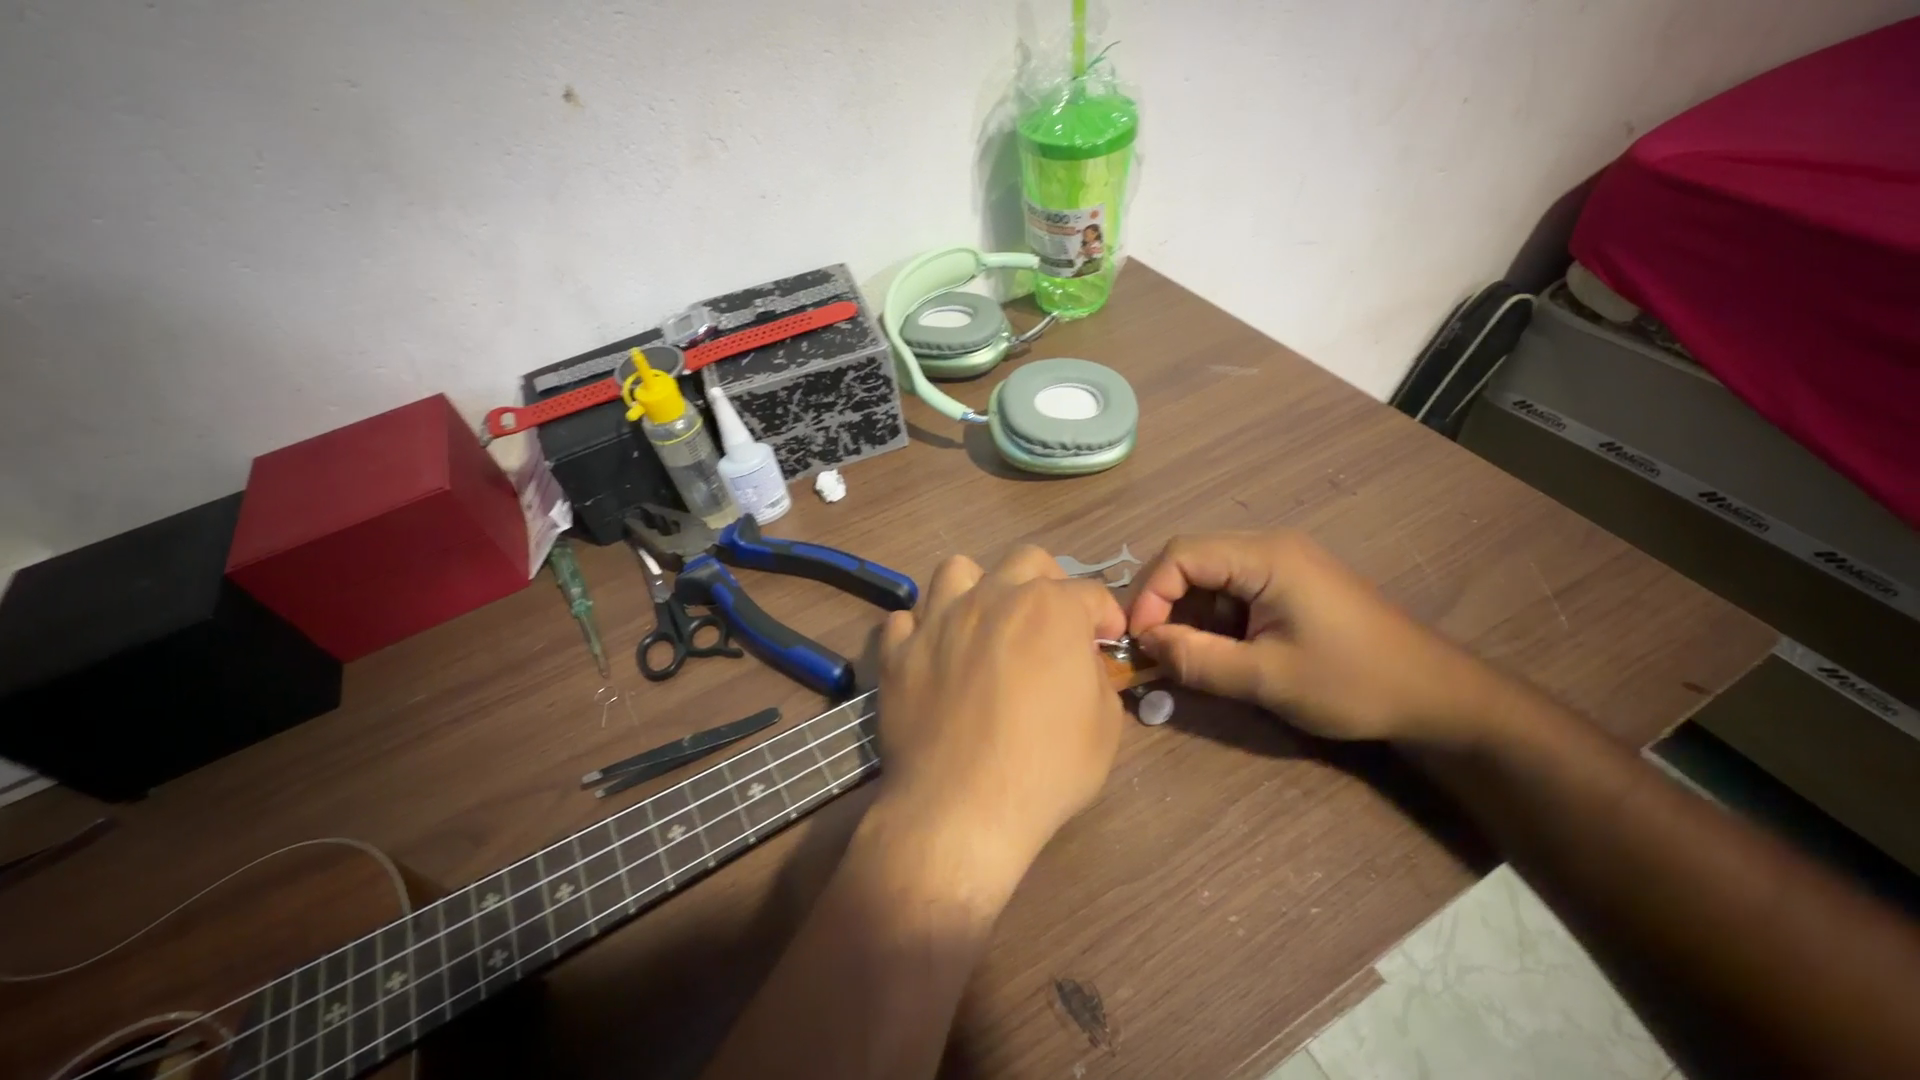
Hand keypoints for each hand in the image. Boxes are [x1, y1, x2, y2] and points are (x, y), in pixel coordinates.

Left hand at [874, 546, 1127, 887]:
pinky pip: (905, 619)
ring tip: (986, 623)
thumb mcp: (1104, 726)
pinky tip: (934, 654)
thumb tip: (1079, 662)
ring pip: (956, 570)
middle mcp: (992, 598)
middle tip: (1052, 623)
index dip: (1105, 616)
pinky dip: (922, 630)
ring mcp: (938, 620)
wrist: (960, 808)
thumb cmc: (1045, 769)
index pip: (1090, 592)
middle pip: (1025, 560)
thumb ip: (1096, 677)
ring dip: (978, 588)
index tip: (1105, 640)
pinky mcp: (899, 651)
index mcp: (1050, 608)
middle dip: (1049, 583)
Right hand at [1128, 531, 1497, 743]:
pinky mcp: (1292, 586)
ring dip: (1188, 614)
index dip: (1149, 595)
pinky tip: (1217, 652)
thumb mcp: (1267, 677)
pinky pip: (1234, 591)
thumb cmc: (1352, 682)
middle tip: (1153, 650)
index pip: (1180, 554)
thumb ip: (1198, 660)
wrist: (1434, 694)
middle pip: (1191, 559)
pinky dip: (1214, 619)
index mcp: (1266, 557)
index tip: (1140, 643)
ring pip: (1210, 576)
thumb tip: (1145, 647)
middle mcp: (1271, 547)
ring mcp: (1284, 564)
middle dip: (1164, 603)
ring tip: (1184, 657)